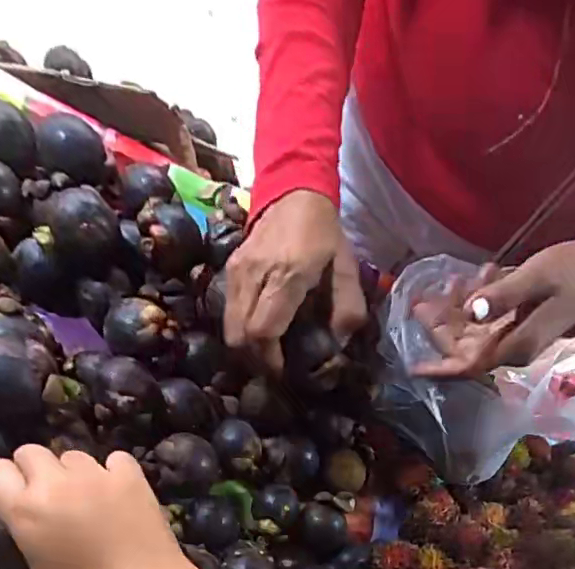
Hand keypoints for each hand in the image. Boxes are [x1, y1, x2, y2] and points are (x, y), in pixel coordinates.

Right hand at [0, 446, 201, 568]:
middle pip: (30, 453)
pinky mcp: (131, 477)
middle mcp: (57, 483)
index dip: (1, 484)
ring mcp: (97, 476)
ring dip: (72, 472)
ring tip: (85, 500)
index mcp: (25, 510)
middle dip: (33, 471)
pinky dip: (113, 470)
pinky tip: (117, 493)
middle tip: (49, 502)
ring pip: (72, 455)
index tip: (13, 504)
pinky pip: (115, 458)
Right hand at [223, 189, 367, 375]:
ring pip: (228, 325)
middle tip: (273, 367)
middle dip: (254, 359)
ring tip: (265, 354)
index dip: (269, 359)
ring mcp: (237, 270)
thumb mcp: (346, 269)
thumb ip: (348, 308)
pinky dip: (239, 327)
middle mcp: (255, 274)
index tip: (282, 372)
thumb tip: (339, 345)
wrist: (294, 190)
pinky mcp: (229, 268)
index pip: (263, 330)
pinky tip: (257, 331)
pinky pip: (226, 310)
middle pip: (239, 335)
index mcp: (287, 275)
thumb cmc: (324, 233)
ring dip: (244, 346)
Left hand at [412, 239, 574, 376]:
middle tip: (423, 299)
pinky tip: (480, 277)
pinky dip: (475, 300)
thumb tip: (471, 312)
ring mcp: (512, 337)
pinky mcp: (516, 324)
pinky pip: (484, 319)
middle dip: (441, 325)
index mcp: (515, 346)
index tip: (413, 367)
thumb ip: (504, 296)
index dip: (439, 368)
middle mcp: (510, 348)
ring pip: (470, 331)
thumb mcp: (538, 277)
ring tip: (454, 279)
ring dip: (457, 307)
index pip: (468, 365)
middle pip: (462, 346)